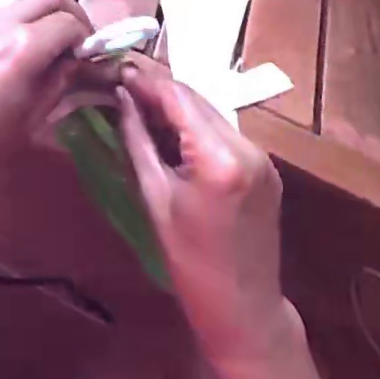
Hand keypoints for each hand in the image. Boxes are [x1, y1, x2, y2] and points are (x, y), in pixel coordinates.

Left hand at [0, 0, 91, 218]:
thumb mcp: (23, 125)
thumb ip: (55, 86)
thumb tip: (75, 66)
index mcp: (21, 45)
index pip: (71, 22)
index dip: (87, 40)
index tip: (89, 62)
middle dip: (66, 17)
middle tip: (70, 51)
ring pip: (13, 6)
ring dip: (32, 23)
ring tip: (31, 64)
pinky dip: (2, 33)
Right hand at [114, 56, 290, 357]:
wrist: (243, 307)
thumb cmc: (188, 258)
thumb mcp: (153, 194)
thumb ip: (136, 138)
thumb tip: (119, 97)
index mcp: (219, 157)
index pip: (178, 97)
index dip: (144, 80)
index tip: (114, 71)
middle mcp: (248, 148)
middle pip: (196, 98)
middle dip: (158, 88)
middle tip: (121, 85)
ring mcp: (262, 156)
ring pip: (209, 111)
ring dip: (175, 104)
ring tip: (138, 105)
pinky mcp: (265, 167)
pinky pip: (222, 131)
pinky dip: (193, 124)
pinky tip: (167, 130)